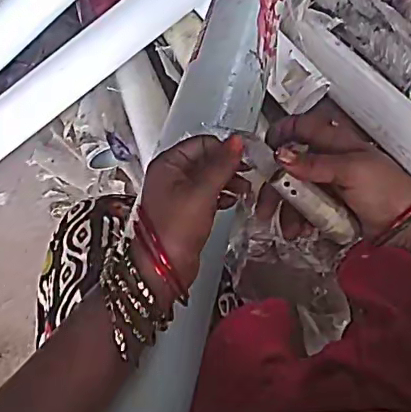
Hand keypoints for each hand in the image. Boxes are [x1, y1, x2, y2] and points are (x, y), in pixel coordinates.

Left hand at [137, 134, 247, 295]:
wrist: (163, 268)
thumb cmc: (173, 230)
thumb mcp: (202, 192)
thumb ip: (221, 165)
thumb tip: (236, 143)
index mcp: (168, 164)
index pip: (201, 143)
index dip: (224, 148)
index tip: (245, 156)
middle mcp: (170, 176)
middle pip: (205, 159)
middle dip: (228, 165)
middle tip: (247, 172)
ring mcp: (178, 194)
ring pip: (208, 177)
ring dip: (228, 180)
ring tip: (244, 188)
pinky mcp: (186, 211)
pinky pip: (207, 194)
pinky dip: (222, 194)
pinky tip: (231, 201)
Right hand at [267, 100, 410, 232]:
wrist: (408, 225)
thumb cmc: (390, 191)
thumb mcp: (350, 170)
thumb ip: (314, 163)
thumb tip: (283, 155)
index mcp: (337, 142)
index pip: (302, 127)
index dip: (281, 133)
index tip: (265, 149)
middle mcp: (329, 161)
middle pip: (289, 165)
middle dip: (274, 184)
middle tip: (266, 202)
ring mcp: (329, 184)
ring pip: (294, 190)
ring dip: (286, 209)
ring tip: (290, 227)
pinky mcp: (330, 205)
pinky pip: (304, 209)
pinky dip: (298, 220)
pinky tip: (301, 229)